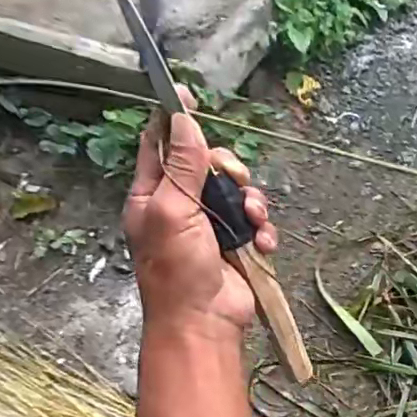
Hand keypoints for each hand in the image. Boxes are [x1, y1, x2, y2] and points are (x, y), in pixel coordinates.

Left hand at [122, 86, 277, 335]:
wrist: (204, 322)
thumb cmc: (177, 270)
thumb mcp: (172, 210)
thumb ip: (182, 165)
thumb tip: (183, 121)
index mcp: (152, 196)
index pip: (159, 146)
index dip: (173, 121)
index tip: (186, 95)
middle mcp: (181, 207)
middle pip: (208, 165)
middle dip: (227, 170)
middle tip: (234, 180)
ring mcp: (212, 228)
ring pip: (238, 193)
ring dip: (252, 203)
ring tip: (253, 221)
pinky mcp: (238, 246)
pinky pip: (256, 224)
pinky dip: (263, 231)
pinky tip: (262, 243)